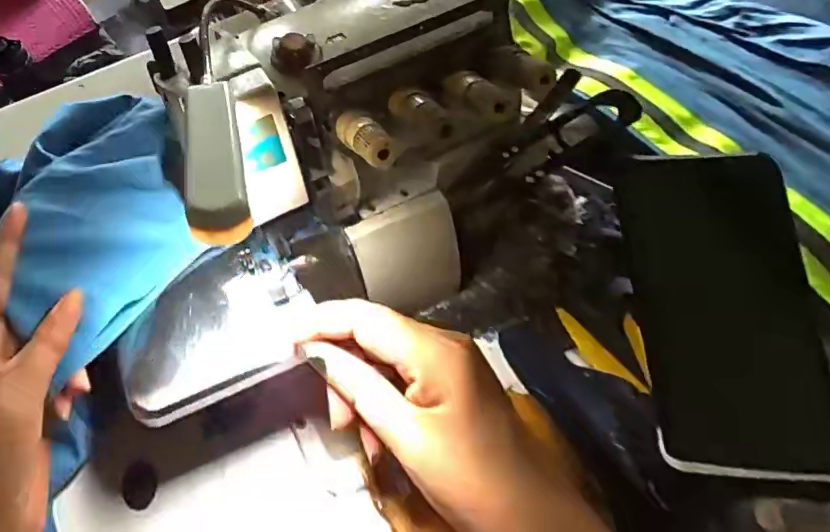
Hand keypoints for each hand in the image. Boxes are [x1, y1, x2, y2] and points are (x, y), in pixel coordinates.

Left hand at [0, 204, 91, 531]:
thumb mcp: (22, 392)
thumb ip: (50, 340)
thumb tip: (75, 295)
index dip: (5, 247)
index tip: (20, 210)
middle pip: (18, 309)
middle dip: (48, 301)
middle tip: (69, 266)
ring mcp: (2, 380)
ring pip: (42, 340)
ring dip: (63, 355)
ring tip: (72, 385)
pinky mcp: (21, 400)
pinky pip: (50, 369)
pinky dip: (64, 380)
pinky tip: (69, 404)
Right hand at [298, 300, 607, 531]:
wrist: (541, 519)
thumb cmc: (477, 483)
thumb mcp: (408, 439)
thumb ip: (360, 389)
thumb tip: (318, 355)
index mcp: (433, 348)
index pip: (363, 317)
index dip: (322, 322)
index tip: (288, 338)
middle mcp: (442, 342)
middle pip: (373, 335)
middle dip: (344, 368)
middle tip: (334, 415)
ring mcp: (451, 360)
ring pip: (386, 357)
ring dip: (363, 389)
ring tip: (359, 433)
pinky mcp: (455, 380)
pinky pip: (405, 375)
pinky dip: (384, 399)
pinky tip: (381, 436)